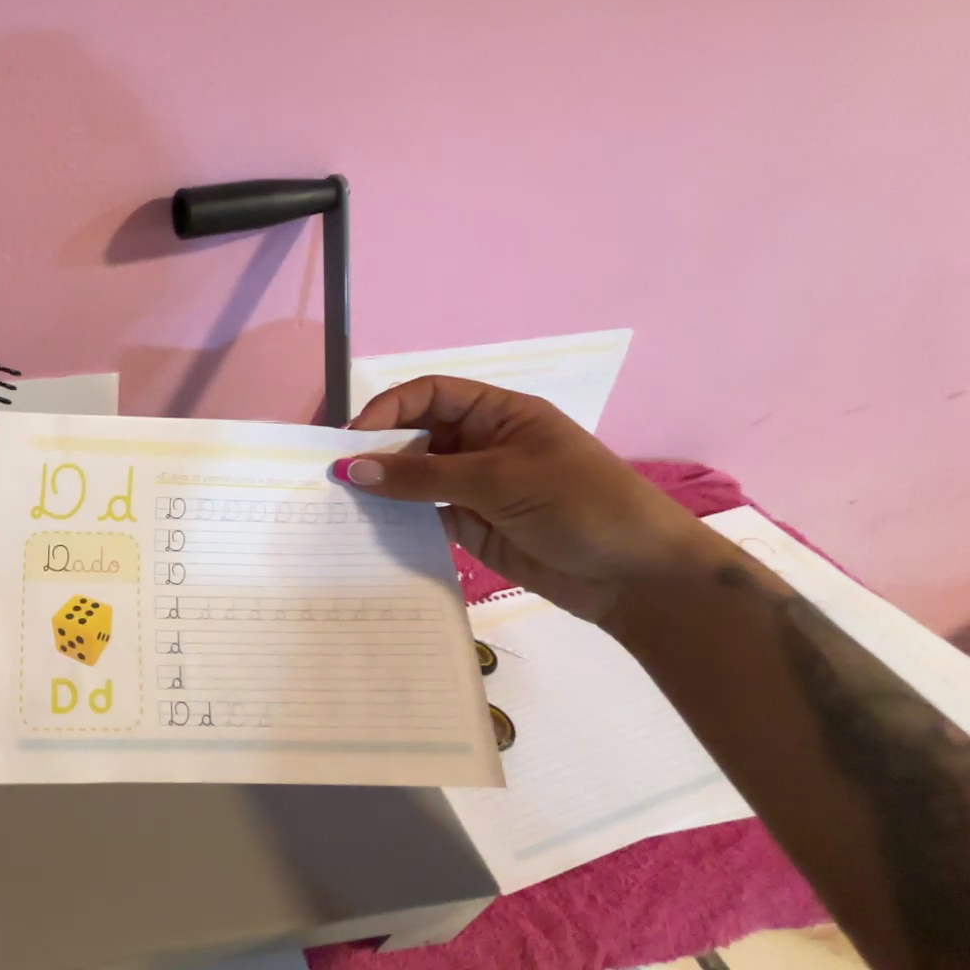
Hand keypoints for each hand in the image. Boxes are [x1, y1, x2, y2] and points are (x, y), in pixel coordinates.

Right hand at [340, 376, 711, 625]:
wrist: (638, 578)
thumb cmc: (581, 505)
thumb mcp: (500, 480)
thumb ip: (421, 476)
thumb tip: (349, 469)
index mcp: (498, 414)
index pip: (430, 395)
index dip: (389, 408)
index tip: (353, 438)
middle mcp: (481, 444)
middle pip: (414, 434)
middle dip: (376, 448)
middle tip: (335, 473)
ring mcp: (474, 486)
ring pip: (412, 476)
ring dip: (382, 485)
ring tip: (342, 500)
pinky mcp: (469, 525)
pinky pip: (421, 514)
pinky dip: (395, 518)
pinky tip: (369, 527)